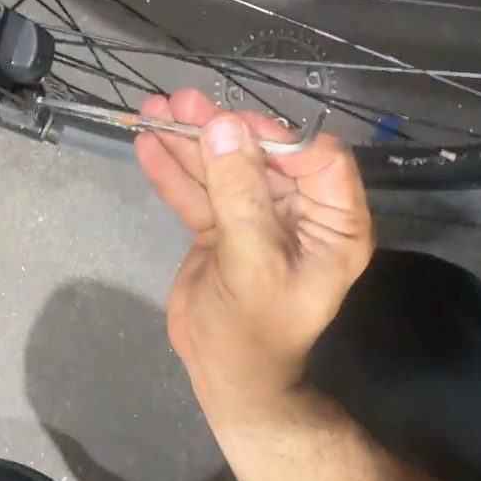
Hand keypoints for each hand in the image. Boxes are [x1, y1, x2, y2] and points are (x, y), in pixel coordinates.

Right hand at [135, 89, 374, 420]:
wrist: (226, 379)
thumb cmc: (254, 332)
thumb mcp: (251, 265)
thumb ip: (239, 196)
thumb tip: (224, 127)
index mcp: (332, 223)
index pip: (316, 159)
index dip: (276, 136)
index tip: (232, 124)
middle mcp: (299, 214)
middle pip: (261, 157)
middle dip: (220, 130)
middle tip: (180, 102)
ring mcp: (256, 220)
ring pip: (224, 170)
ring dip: (189, 142)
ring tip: (154, 110)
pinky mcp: (222, 230)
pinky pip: (199, 193)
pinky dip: (173, 171)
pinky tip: (148, 145)